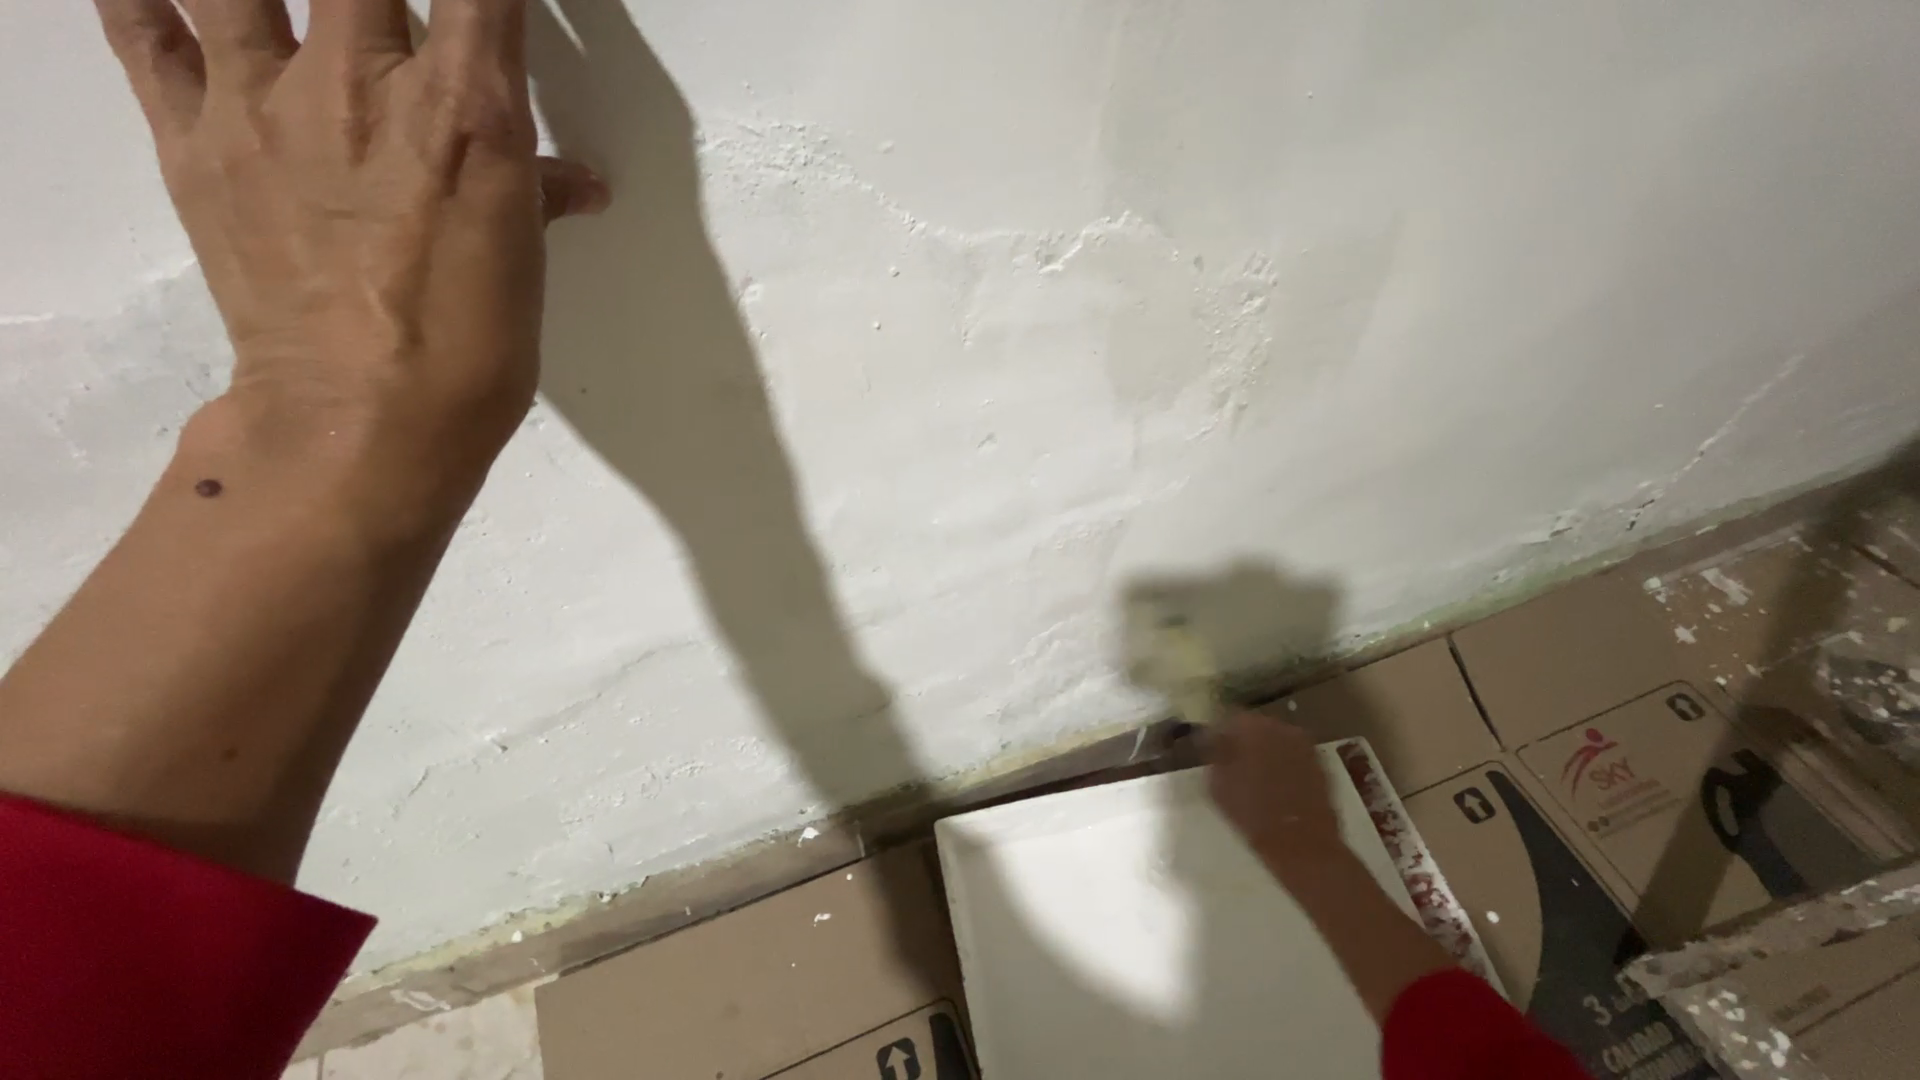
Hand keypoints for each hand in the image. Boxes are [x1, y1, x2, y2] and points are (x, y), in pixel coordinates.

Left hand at [95, 0, 608, 509]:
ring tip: (311, 17)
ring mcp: (265, 101)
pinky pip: (139, 25)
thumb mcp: (523, 265)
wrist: (368, 416)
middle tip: (391, 22)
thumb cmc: (475, 348)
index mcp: (467, 115)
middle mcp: (365, 82)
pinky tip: (177, 1)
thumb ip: (539, 196)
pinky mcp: (191, 135)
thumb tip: (576, 183)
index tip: (489, 8)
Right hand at [1208, 710, 1352, 881]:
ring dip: (1266, 751)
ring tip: (1255, 775)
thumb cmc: (1251, 812)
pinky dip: (1285, 764)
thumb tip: (1212, 739)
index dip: (1218, 733)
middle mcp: (1281, 727)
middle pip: (1256, 726)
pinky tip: (1277, 784)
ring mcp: (1305, 745)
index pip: (1228, 718)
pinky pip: (1295, 757)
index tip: (1212, 748)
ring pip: (1277, 740)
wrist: (1301, 843)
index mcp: (1252, 727)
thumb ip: (1213, 754)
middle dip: (1244, 740)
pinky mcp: (1321, 765)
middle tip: (1232, 761)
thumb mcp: (1216, 783)